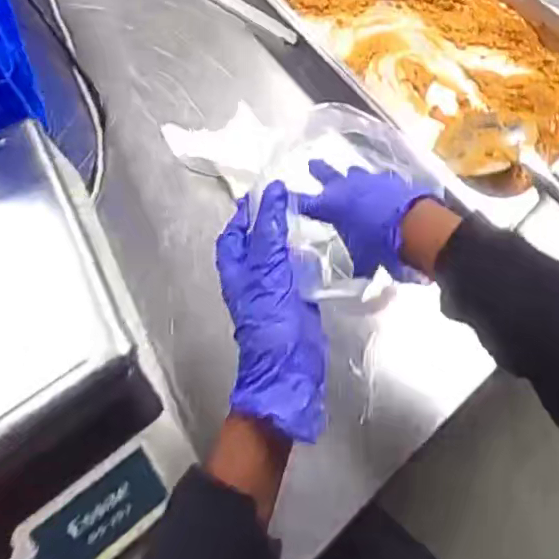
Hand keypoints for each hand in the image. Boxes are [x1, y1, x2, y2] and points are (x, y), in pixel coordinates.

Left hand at [216, 181, 325, 442]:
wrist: (289, 368)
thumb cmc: (271, 318)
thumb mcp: (267, 268)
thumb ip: (270, 230)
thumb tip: (273, 192)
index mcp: (238, 270)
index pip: (235, 233)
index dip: (246, 212)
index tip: (267, 190)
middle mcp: (254, 278)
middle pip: (258, 242)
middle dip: (272, 221)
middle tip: (295, 199)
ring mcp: (276, 290)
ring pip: (281, 255)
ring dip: (292, 237)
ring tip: (311, 216)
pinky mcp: (298, 299)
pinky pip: (300, 271)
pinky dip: (309, 256)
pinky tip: (323, 246)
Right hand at [301, 160, 432, 280]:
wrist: (413, 224)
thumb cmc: (379, 245)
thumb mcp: (363, 261)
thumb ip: (357, 264)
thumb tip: (358, 273)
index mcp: (330, 206)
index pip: (303, 202)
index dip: (293, 198)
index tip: (283, 193)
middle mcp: (345, 188)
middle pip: (326, 175)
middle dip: (319, 170)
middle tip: (312, 164)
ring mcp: (368, 180)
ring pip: (354, 173)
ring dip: (351, 176)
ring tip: (350, 175)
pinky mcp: (389, 179)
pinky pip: (378, 179)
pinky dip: (376, 184)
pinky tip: (379, 186)